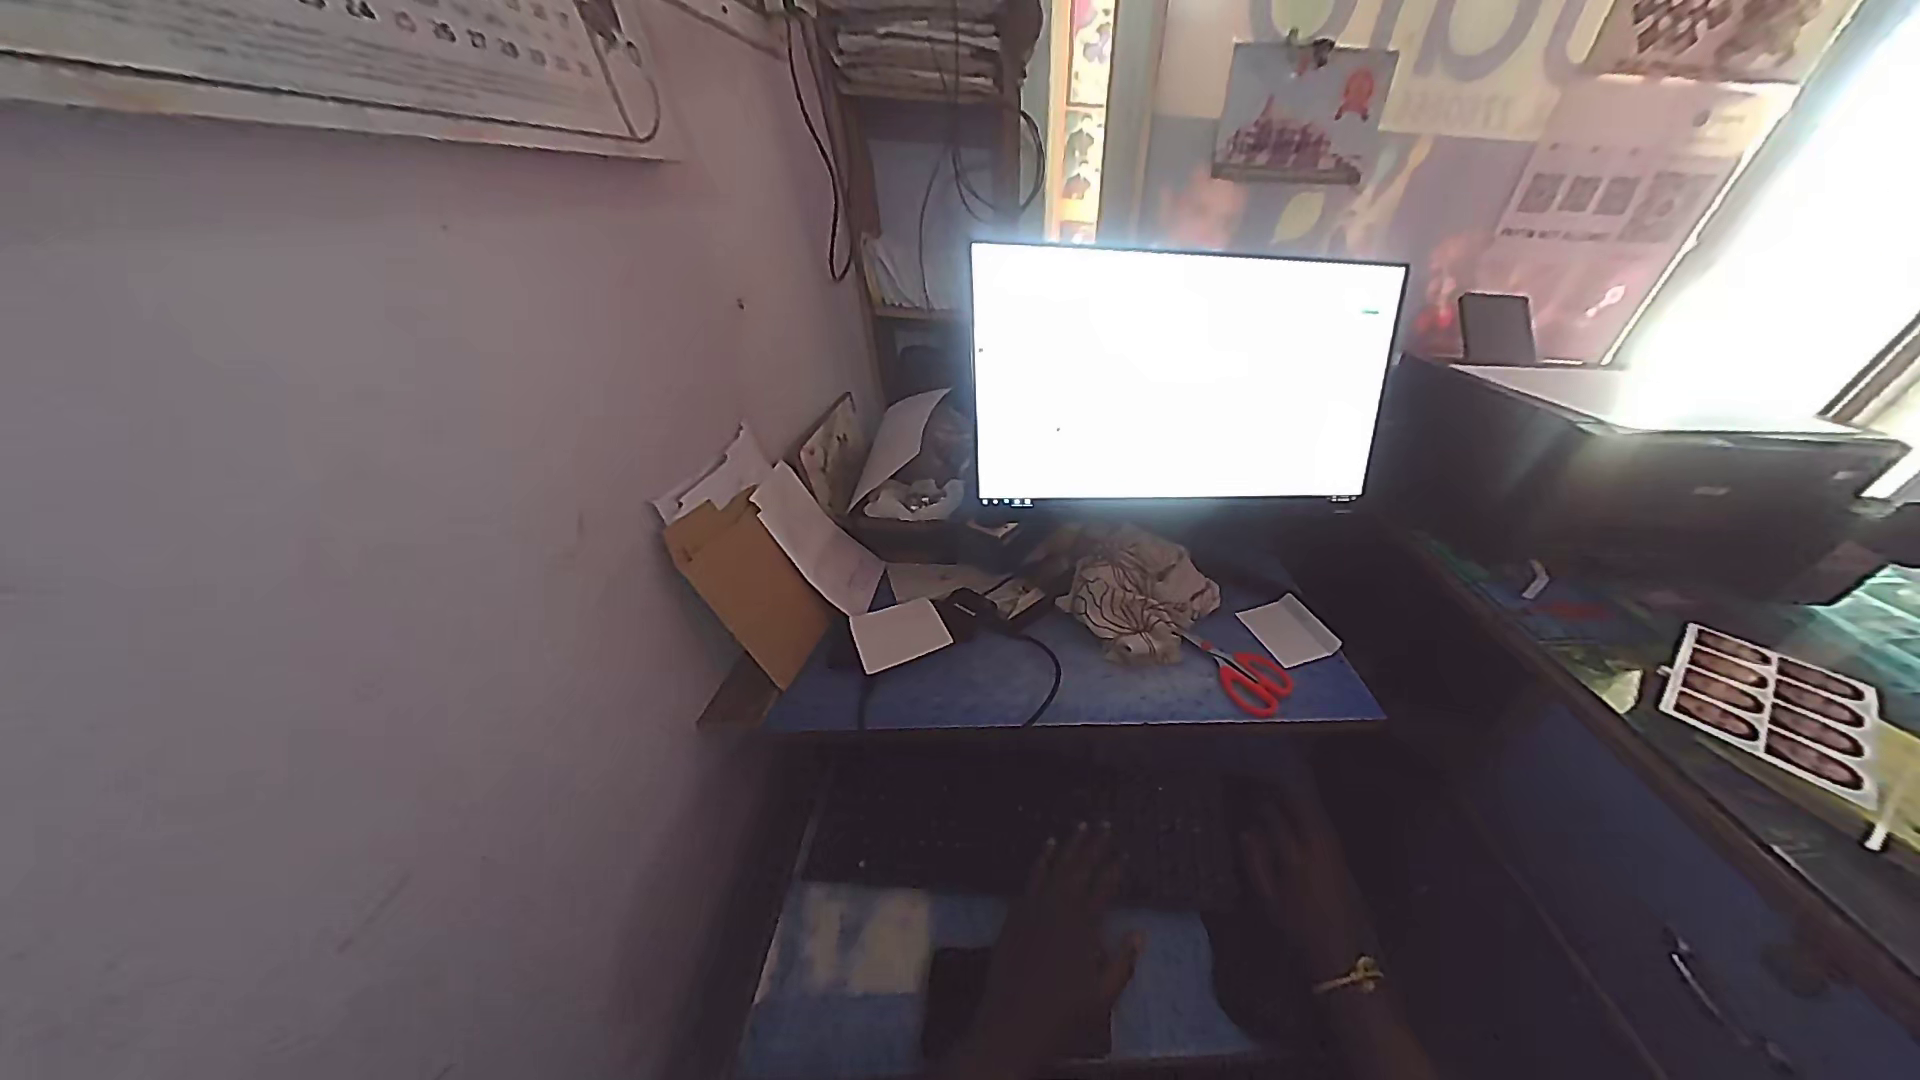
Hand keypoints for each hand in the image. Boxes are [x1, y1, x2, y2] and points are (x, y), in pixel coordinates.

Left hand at [940, 823, 1142, 1079]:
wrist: (1012, 1022)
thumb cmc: (1062, 1016)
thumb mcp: (1101, 998)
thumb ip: (1122, 964)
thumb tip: (1141, 933)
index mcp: (1083, 927)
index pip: (1103, 889)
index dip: (1114, 870)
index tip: (1124, 853)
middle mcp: (1060, 908)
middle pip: (1080, 869)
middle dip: (1094, 845)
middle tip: (1105, 824)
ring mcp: (1036, 906)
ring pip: (1056, 866)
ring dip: (1070, 844)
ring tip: (1081, 824)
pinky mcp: (1017, 910)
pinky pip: (1032, 876)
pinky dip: (1042, 858)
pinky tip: (1047, 845)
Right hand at [1238, 785, 1369, 982]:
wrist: (1341, 955)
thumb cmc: (1298, 929)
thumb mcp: (1267, 897)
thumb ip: (1255, 860)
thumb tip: (1247, 830)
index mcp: (1293, 855)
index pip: (1272, 815)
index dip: (1257, 799)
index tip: (1244, 789)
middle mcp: (1316, 846)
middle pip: (1297, 806)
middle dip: (1279, 791)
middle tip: (1261, 779)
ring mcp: (1333, 851)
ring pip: (1313, 812)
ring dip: (1296, 798)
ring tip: (1278, 788)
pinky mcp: (1342, 857)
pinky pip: (1322, 824)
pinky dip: (1309, 812)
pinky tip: (1299, 810)